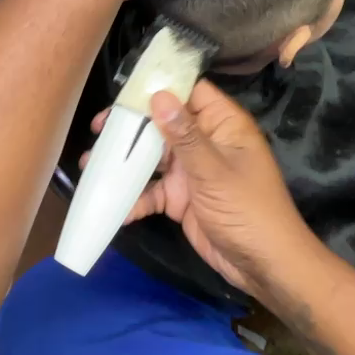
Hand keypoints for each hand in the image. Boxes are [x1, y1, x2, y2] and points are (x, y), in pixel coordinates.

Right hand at [83, 80, 318, 298]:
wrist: (264, 268)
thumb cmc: (249, 210)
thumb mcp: (214, 171)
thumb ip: (184, 135)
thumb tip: (159, 95)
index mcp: (222, 125)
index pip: (190, 92)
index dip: (160, 86)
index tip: (124, 88)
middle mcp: (205, 142)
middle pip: (163, 124)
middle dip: (131, 126)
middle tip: (98, 128)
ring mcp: (192, 171)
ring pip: (153, 157)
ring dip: (125, 162)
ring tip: (89, 164)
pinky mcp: (182, 199)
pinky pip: (153, 191)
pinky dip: (135, 198)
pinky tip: (115, 207)